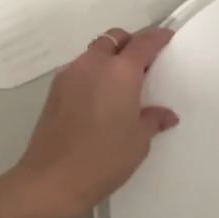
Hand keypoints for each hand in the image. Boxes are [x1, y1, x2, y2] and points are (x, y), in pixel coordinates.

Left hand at [12, 26, 179, 217]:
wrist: (52, 180)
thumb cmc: (104, 159)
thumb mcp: (138, 141)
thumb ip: (152, 120)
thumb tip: (164, 115)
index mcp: (120, 72)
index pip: (143, 43)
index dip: (157, 38)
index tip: (166, 38)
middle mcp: (92, 65)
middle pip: (113, 39)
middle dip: (129, 44)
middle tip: (143, 64)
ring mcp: (69, 76)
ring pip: (93, 54)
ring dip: (108, 59)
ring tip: (120, 84)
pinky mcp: (54, 91)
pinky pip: (78, 71)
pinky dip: (92, 75)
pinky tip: (99, 99)